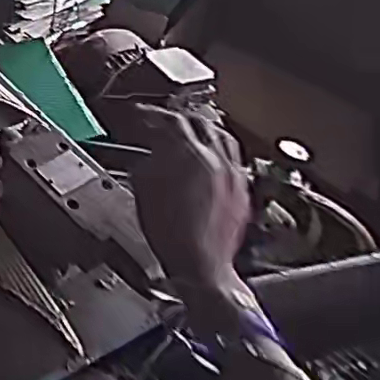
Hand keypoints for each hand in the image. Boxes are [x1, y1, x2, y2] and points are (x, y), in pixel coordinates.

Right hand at [131, 104, 253, 320]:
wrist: (201, 265)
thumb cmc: (170, 232)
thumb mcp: (144, 187)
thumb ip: (147, 160)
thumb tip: (148, 150)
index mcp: (190, 157)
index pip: (169, 121)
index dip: (148, 114)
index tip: (137, 115)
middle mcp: (217, 162)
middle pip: (198, 122)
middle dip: (175, 118)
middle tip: (156, 120)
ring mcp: (233, 175)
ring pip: (221, 136)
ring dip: (199, 129)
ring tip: (182, 133)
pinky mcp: (241, 190)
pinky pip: (230, 156)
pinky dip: (213, 149)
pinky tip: (201, 157)